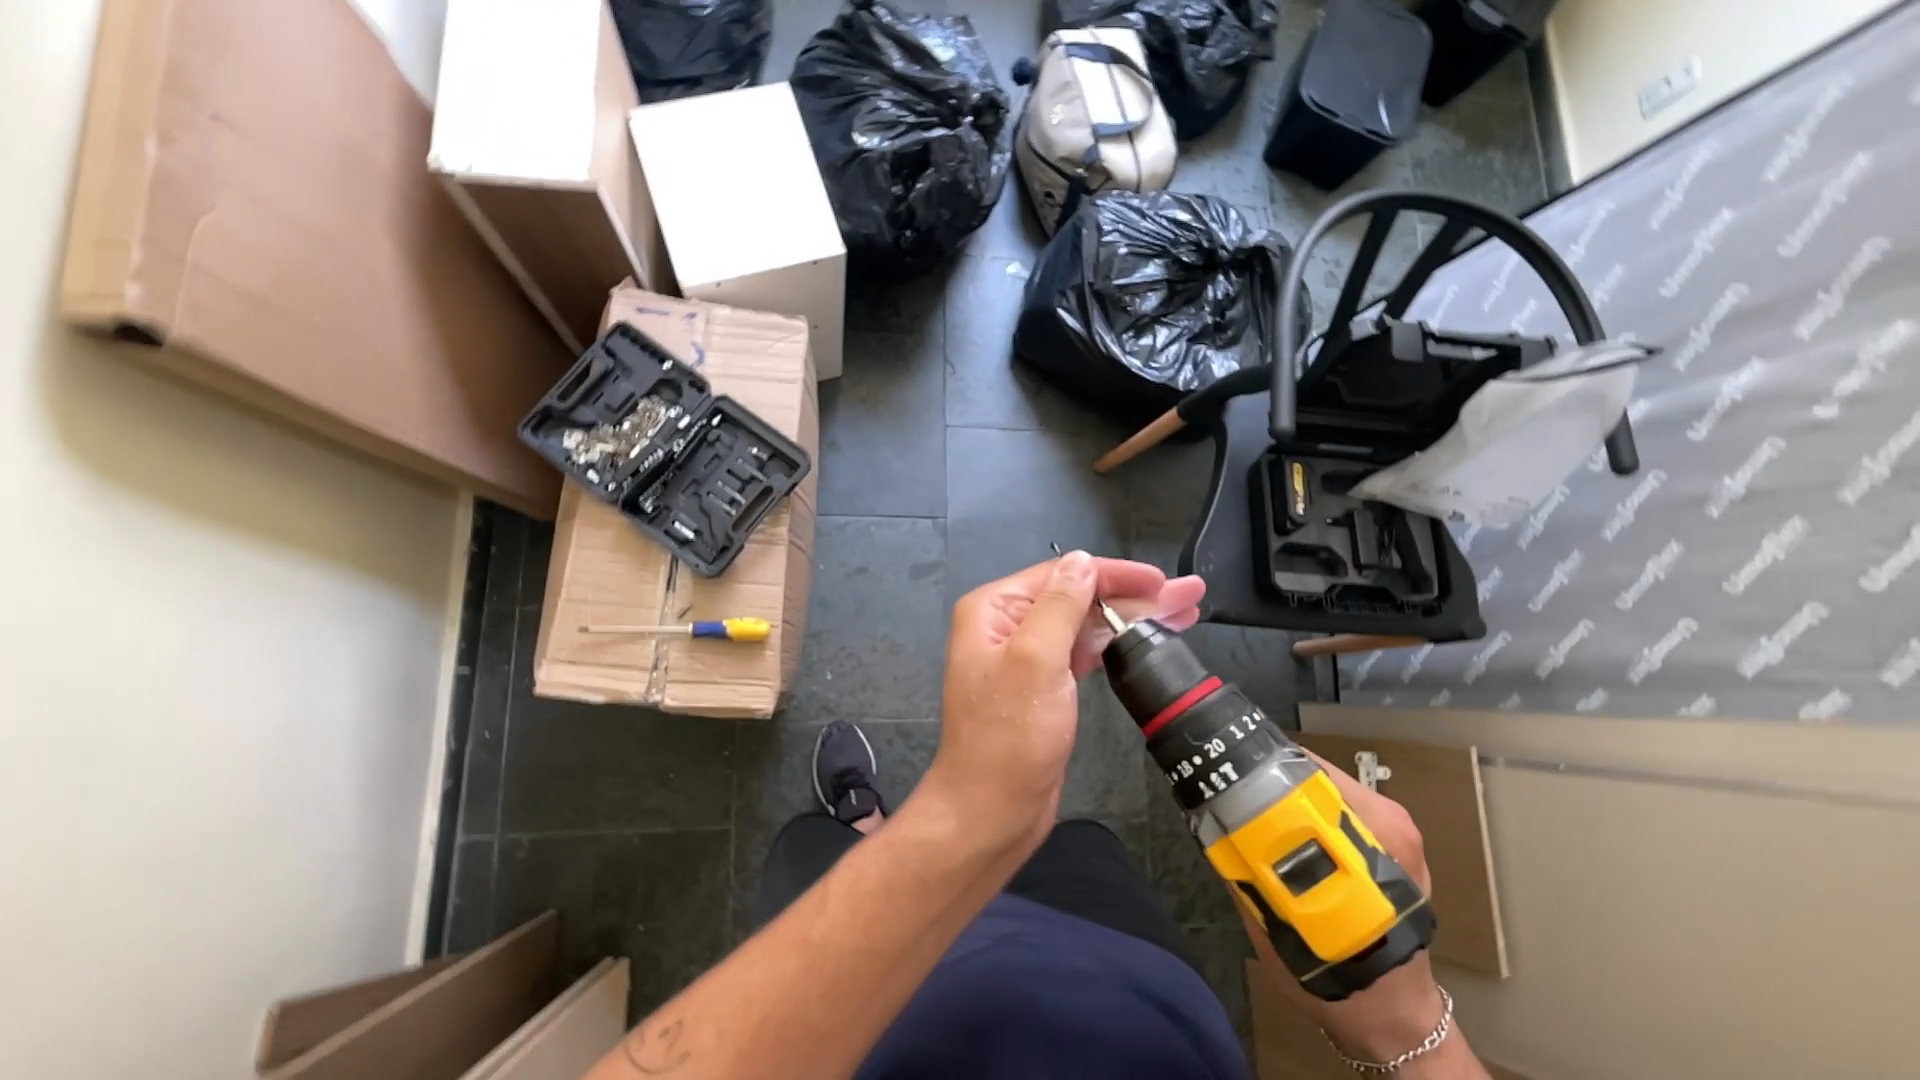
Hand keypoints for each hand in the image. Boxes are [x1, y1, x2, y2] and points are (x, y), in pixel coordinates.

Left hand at [924, 552, 1205, 855]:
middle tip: (1188, 596)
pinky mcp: (1044, 689)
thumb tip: (1082, 561)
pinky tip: (1145, 640)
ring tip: (1184, 613)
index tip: (1162, 580)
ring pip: (1086, 625)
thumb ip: (1060, 606)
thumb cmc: (1009, 737)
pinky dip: (1116, 645)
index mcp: (994, 611)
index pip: (1063, 575)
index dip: (1115, 574)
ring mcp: (1026, 659)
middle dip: (1133, 596)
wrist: (992, 811)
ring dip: (1132, 618)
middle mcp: (1007, 627)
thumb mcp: (1035, 660)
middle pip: (1079, 598)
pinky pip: (1084, 653)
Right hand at [1241, 752, 1446, 1061]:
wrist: (1391, 1018)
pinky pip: (1342, 818)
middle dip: (1272, 781)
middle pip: (1318, 780)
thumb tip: (1216, 821)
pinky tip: (1285, 839)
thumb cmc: (1336, 971)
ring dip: (1290, 800)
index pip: (1308, 770)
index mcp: (1372, 829)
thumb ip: (1249, 863)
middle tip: (1231, 789)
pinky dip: (1310, 819)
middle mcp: (1391, 822)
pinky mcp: (1396, 852)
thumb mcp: (1275, 917)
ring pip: (1329, 796)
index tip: (1226, 766)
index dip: (1263, 764)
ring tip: (1252, 813)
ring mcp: (1399, 837)